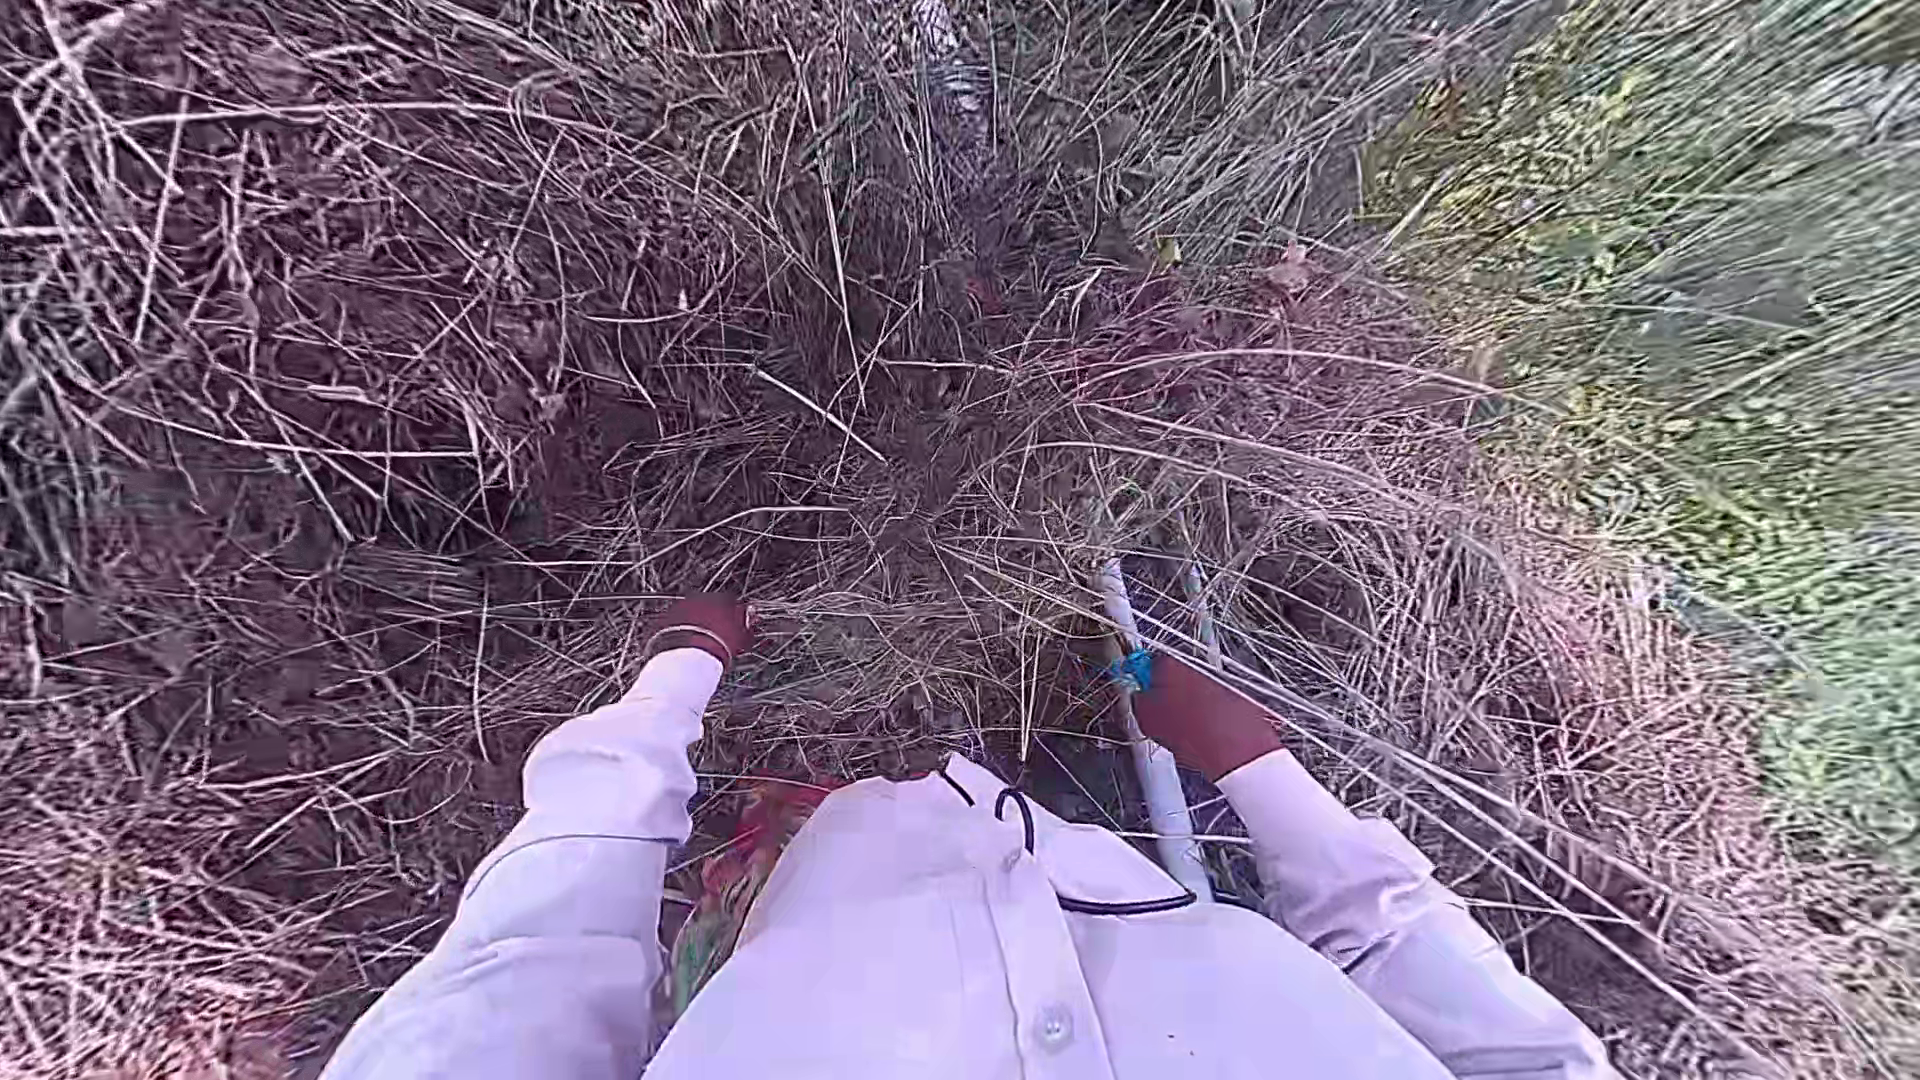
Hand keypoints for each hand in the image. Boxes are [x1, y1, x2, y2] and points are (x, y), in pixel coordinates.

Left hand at [647, 592, 752, 668]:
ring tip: (697, 644)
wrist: (687, 659)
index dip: (731, 616)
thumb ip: (747, 623)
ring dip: (692, 625)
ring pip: (687, 615)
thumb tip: (751, 616)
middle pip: (706, 607)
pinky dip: (675, 633)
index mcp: (719, 600)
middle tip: (714, 636)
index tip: (732, 628)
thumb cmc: (716, 646)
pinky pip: (670, 625)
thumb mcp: (741, 636)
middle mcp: (697, 600)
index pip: (728, 602)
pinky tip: (681, 647)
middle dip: (710, 619)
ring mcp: (677, 610)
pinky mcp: (660, 622)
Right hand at [1132, 654, 1283, 780]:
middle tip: (1158, 716)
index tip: (1138, 692)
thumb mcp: (1145, 717)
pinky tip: (1202, 737)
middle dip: (1165, 694)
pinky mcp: (1235, 699)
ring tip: (1182, 732)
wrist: (1235, 749)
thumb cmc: (1191, 730)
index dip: (1140, 680)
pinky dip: (1208, 718)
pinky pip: (1213, 706)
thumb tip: (1138, 699)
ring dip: (1187, 707)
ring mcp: (1216, 682)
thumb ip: (1137, 700)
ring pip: (1193, 692)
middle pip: (1171, 677)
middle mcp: (1193, 667)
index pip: (1145, 663)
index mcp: (1167, 664)